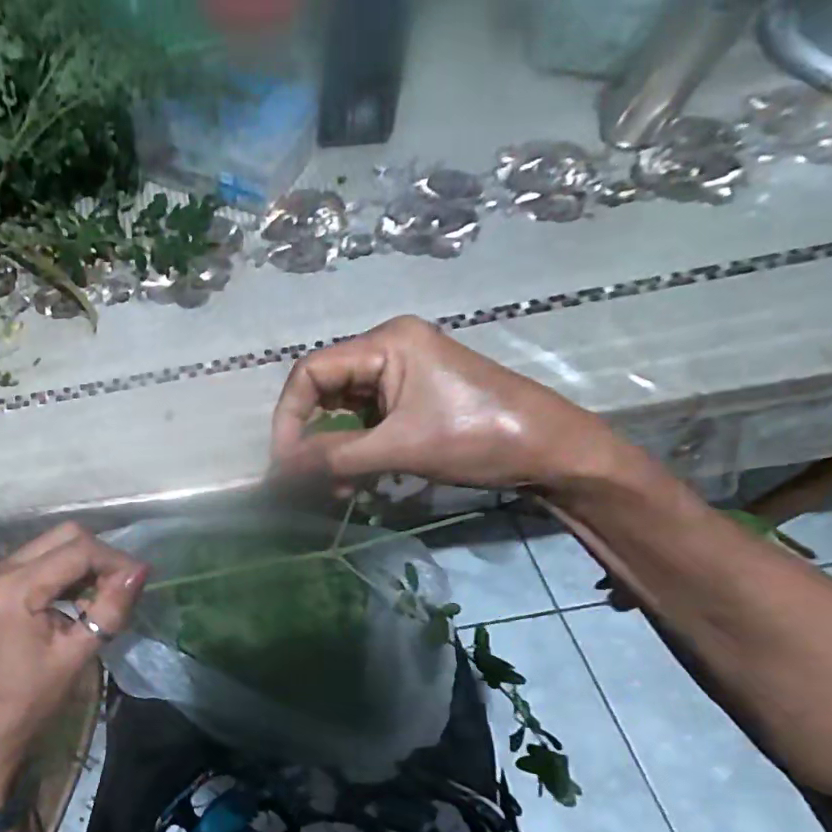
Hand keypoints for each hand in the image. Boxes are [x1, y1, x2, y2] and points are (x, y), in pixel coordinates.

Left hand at [0, 523, 146, 809]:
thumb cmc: (30, 698)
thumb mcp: (77, 654)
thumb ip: (110, 609)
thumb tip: (141, 572)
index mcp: (15, 588)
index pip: (78, 550)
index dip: (115, 561)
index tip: (139, 584)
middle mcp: (1, 570)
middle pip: (66, 536)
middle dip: (101, 556)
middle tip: (122, 588)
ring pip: (54, 544)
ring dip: (86, 562)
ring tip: (105, 596)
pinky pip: (42, 559)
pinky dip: (68, 570)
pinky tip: (82, 599)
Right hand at [269, 315, 622, 491]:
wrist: (550, 450)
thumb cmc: (478, 437)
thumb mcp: (401, 447)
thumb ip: (335, 456)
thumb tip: (281, 470)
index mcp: (386, 342)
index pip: (311, 371)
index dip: (289, 416)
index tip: (284, 462)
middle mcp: (390, 349)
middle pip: (325, 390)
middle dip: (310, 436)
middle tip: (303, 480)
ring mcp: (403, 374)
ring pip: (345, 411)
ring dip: (332, 450)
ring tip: (334, 489)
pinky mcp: (414, 399)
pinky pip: (368, 423)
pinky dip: (355, 451)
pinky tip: (352, 483)